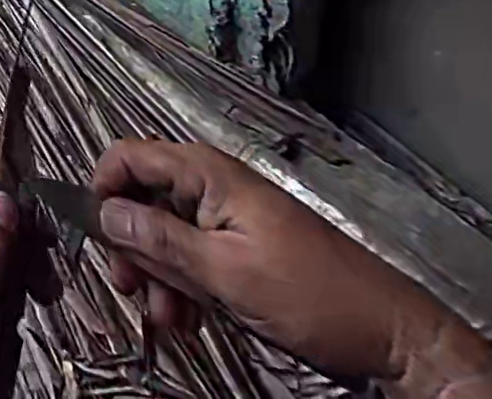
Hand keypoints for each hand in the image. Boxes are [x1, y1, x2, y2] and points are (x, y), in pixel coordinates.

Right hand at [93, 140, 491, 398]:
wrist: (393, 336)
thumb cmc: (309, 294)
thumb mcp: (225, 273)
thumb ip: (158, 239)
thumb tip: (103, 213)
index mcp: (203, 171)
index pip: (128, 156)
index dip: (104, 189)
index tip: (98, 236)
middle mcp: (207, 182)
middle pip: (141, 197)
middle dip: (131, 244)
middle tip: (131, 289)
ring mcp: (223, 212)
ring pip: (162, 230)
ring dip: (156, 273)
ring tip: (167, 319)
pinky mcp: (236, 241)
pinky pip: (189, 252)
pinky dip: (181, 283)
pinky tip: (187, 319)